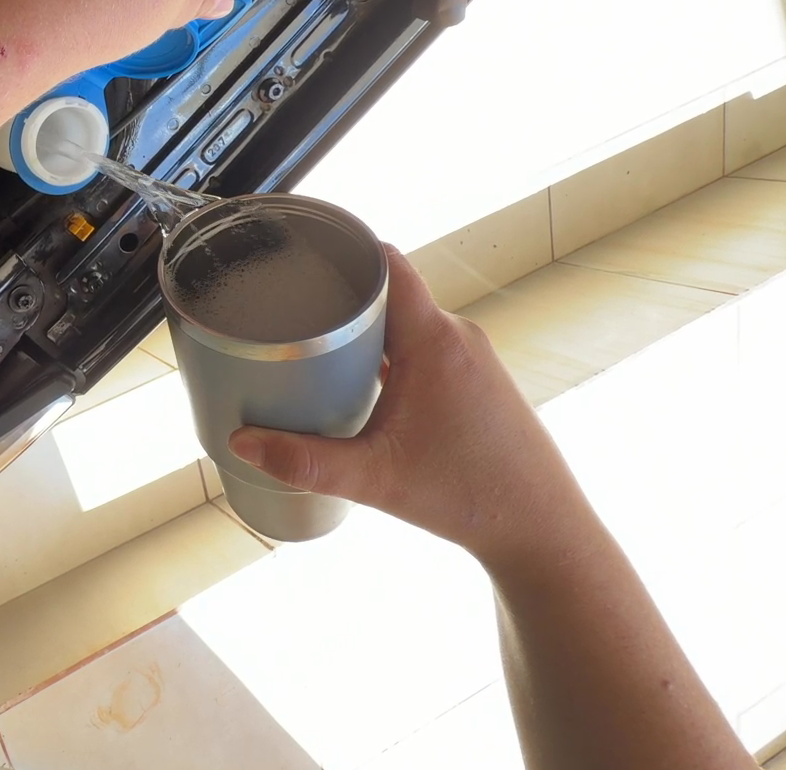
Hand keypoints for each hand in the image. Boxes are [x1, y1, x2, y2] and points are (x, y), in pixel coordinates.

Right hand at [226, 247, 591, 566]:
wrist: (547, 537)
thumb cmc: (471, 499)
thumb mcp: (373, 479)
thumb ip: (301, 460)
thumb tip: (238, 441)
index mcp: (436, 342)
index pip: (387, 266)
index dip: (341, 248)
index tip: (295, 249)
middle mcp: (456, 338)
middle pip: (383, 290)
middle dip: (330, 293)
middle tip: (277, 306)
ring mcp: (466, 358)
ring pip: (397, 318)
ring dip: (353, 324)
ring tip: (300, 338)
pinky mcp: (468, 378)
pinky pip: (412, 341)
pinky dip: (376, 347)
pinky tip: (345, 372)